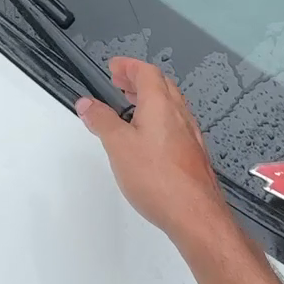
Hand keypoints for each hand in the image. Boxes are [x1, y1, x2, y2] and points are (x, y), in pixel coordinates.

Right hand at [76, 57, 227, 242]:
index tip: (114, 67)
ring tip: (130, 106)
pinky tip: (148, 136)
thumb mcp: (118, 145)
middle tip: (120, 82)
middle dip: (139, 79)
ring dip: (150, 98)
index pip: (147, 73)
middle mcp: (180, 116)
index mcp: (161, 106)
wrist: (196, 217)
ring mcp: (191, 137)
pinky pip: (176, 124)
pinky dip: (159, 118)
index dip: (129, 66)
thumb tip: (87, 104)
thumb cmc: (158, 178)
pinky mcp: (193, 156)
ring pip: (172, 105)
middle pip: (162, 86)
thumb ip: (101, 121)